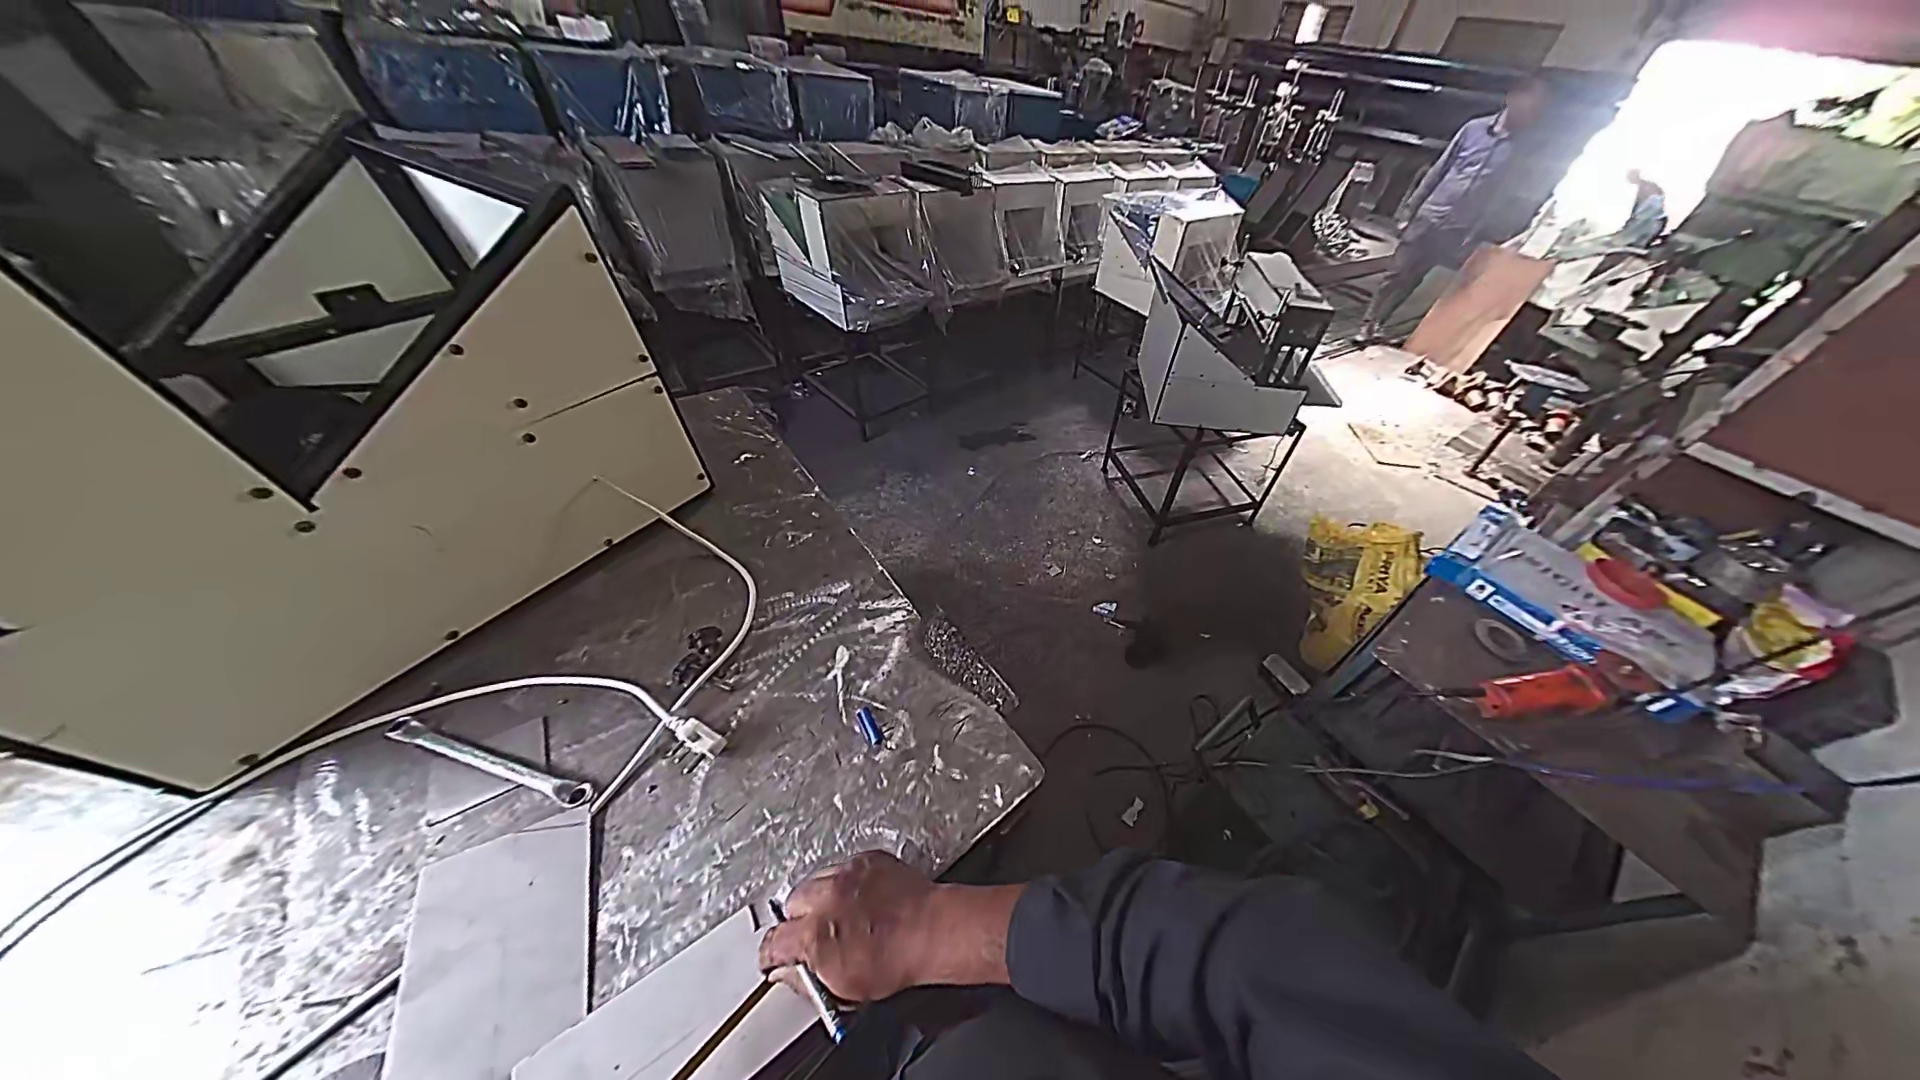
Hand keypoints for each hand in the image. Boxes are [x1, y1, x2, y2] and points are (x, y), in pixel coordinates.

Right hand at [758, 851, 1022, 1001]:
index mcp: (815, 934)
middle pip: (791, 904)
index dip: (772, 952)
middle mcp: (826, 897)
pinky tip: (858, 898)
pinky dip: (844, 882)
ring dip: (820, 898)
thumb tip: (786, 972)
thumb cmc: (896, 959)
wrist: (931, 929)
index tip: (776, 954)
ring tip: (839, 914)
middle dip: (798, 920)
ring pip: (814, 881)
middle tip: (814, 933)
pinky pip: (842, 868)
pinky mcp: (865, 858)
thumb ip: (805, 978)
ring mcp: (846, 873)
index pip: (771, 941)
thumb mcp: (843, 989)